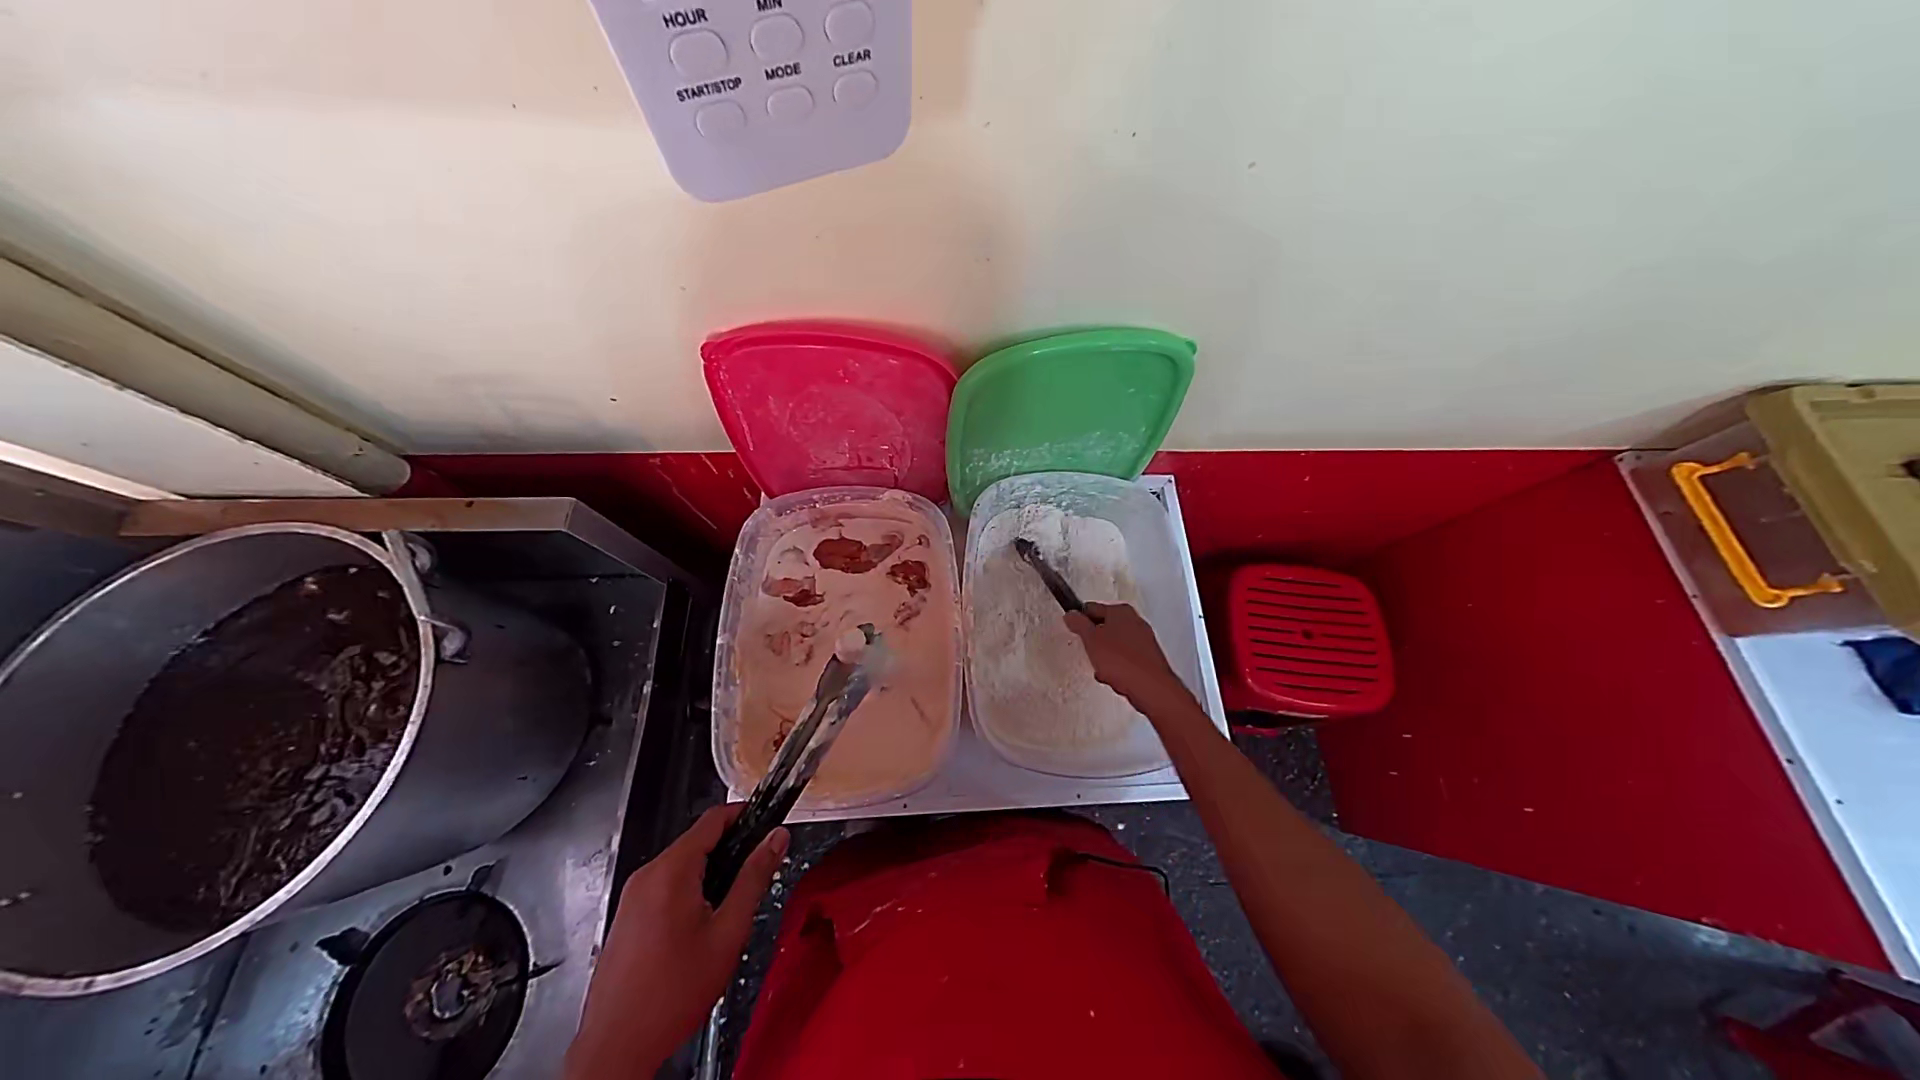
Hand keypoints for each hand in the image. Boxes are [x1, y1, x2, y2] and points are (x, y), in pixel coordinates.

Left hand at [564, 805, 787, 1079]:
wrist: (617, 1047)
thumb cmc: (673, 993)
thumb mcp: (729, 931)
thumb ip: (755, 877)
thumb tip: (776, 838)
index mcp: (671, 871)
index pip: (713, 819)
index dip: (745, 814)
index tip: (768, 822)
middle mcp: (646, 876)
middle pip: (697, 842)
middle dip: (731, 849)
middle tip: (758, 871)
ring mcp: (632, 896)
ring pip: (682, 866)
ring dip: (711, 873)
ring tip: (732, 905)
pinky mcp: (627, 916)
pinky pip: (665, 887)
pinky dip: (690, 891)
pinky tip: (703, 925)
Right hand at [1064, 602, 1193, 712]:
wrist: (1149, 687)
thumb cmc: (1124, 661)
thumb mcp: (1090, 639)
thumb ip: (1078, 624)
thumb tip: (1071, 616)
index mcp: (1121, 611)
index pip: (1092, 607)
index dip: (1080, 618)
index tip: (1073, 625)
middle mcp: (1135, 622)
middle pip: (1105, 627)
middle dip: (1094, 640)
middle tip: (1089, 648)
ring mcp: (1143, 641)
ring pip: (1115, 645)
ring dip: (1106, 657)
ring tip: (1102, 667)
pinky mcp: (1147, 659)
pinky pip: (1125, 660)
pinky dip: (1118, 668)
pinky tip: (1113, 677)